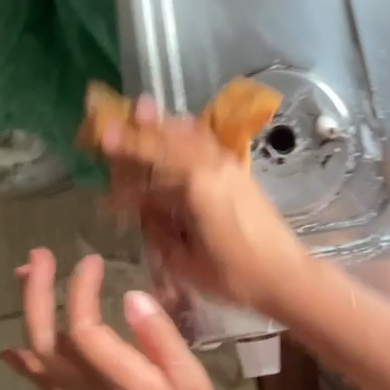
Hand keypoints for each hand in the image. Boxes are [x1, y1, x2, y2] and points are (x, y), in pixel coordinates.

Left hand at [0, 249, 217, 389]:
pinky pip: (43, 384)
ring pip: (40, 359)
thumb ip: (163, 340)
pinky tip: (9, 350)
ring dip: (28, 315)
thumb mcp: (191, 381)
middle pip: (49, 345)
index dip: (80, 291)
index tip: (92, 260)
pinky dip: (24, 363)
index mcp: (122, 379)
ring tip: (24, 275)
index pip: (85, 331)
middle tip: (38, 255)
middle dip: (38, 295)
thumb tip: (132, 295)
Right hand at [99, 98, 313, 314]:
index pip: (154, 156)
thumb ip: (160, 231)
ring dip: (164, 126)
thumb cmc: (236, 276)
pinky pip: (206, 141)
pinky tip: (179, 130)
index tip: (102, 136)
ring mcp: (228, 163)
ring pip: (189, 134)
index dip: (126, 145)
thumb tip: (143, 208)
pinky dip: (188, 132)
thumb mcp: (186, 262)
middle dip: (141, 128)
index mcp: (197, 183)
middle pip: (169, 137)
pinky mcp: (238, 170)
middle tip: (114, 119)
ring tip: (143, 113)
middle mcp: (212, 164)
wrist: (286, 274)